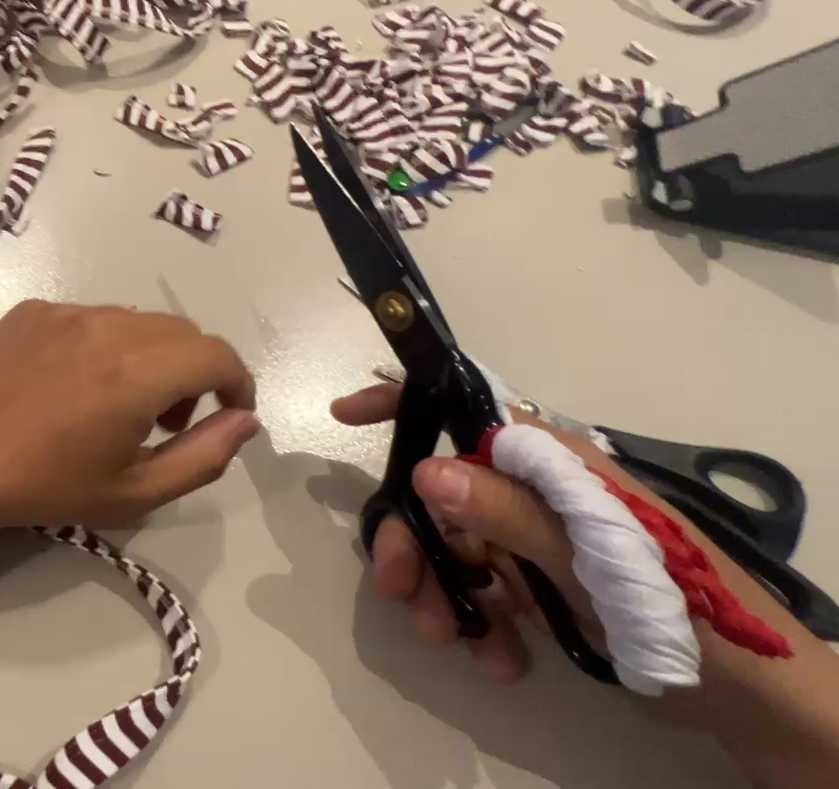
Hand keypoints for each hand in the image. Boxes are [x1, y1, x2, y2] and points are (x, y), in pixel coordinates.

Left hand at [0, 300, 258, 533]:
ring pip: (135, 321)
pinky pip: (89, 317)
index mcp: (136, 373)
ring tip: (116, 403)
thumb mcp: (133, 492)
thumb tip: (245, 420)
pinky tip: (71, 383)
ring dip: (148, 356)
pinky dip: (103, 344)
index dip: (237, 383)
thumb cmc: (42, 484)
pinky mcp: (32, 310)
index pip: (217, 354)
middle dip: (193, 373)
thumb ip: (203, 456)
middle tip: (164, 422)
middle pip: (180, 333)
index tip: (226, 416)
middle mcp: (105, 327)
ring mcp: (64, 312)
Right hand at [334, 382, 838, 787]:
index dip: (401, 405)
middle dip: (414, 540)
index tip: (344, 415)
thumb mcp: (598, 564)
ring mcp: (538, 533)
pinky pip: (485, 584)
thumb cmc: (688, 618)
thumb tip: (425, 468)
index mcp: (553, 465)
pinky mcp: (544, 575)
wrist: (766, 705)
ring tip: (446, 638)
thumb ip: (512, 513)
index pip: (464, 411)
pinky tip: (495, 656)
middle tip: (395, 587)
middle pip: (441, 492)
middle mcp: (538, 489)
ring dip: (441, 589)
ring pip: (455, 543)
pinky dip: (478, 618)